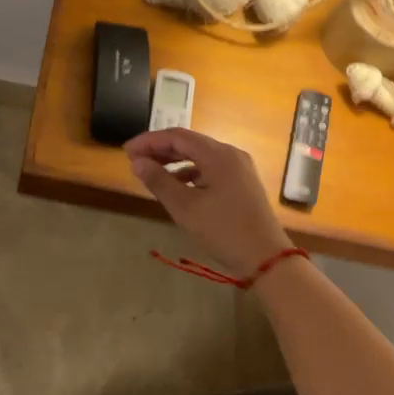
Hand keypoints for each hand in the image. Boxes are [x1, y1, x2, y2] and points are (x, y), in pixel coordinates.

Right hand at [125, 128, 292, 275]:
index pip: (177, 136)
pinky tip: (176, 185)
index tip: (127, 151)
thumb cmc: (223, 231)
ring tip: (151, 172)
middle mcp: (230, 154)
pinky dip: (189, 172)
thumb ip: (159, 181)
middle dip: (160, 149)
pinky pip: (210, 168)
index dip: (149, 141)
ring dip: (174, 161)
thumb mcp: (185, 207)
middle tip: (134, 160)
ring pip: (199, 155)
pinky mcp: (242, 182)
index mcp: (218, 155)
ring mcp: (239, 168)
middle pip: (189, 143)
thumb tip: (138, 163)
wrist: (266, 258)